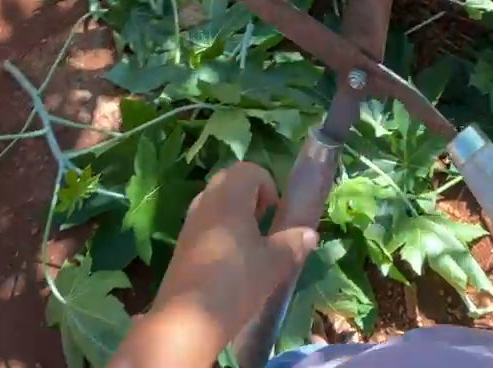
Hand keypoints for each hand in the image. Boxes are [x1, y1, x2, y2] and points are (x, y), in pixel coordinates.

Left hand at [112, 163, 318, 367]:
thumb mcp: (272, 265)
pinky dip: (220, 229)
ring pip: (216, 201)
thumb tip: (310, 233)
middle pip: (231, 180)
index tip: (275, 213)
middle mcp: (207, 199)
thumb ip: (292, 244)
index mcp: (230, 195)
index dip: (268, 186)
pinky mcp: (182, 242)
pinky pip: (205, 221)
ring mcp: (191, 220)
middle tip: (264, 224)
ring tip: (250, 244)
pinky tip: (229, 261)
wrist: (186, 322)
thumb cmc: (235, 283)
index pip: (250, 169)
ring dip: (235, 212)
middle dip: (252, 196)